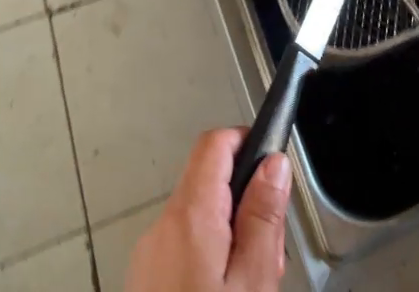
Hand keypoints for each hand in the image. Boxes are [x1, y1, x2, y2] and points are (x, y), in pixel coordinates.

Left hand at [125, 128, 292, 291]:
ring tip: (252, 285)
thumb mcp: (252, 280)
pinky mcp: (144, 282)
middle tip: (270, 254)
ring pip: (199, 220)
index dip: (247, 141)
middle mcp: (161, 227)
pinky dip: (210, 259)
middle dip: (247, 204)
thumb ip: (263, 217)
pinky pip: (182, 249)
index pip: (214, 144)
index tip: (274, 166)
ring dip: (231, 237)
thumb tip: (273, 163)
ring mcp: (148, 257)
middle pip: (209, 184)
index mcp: (189, 216)